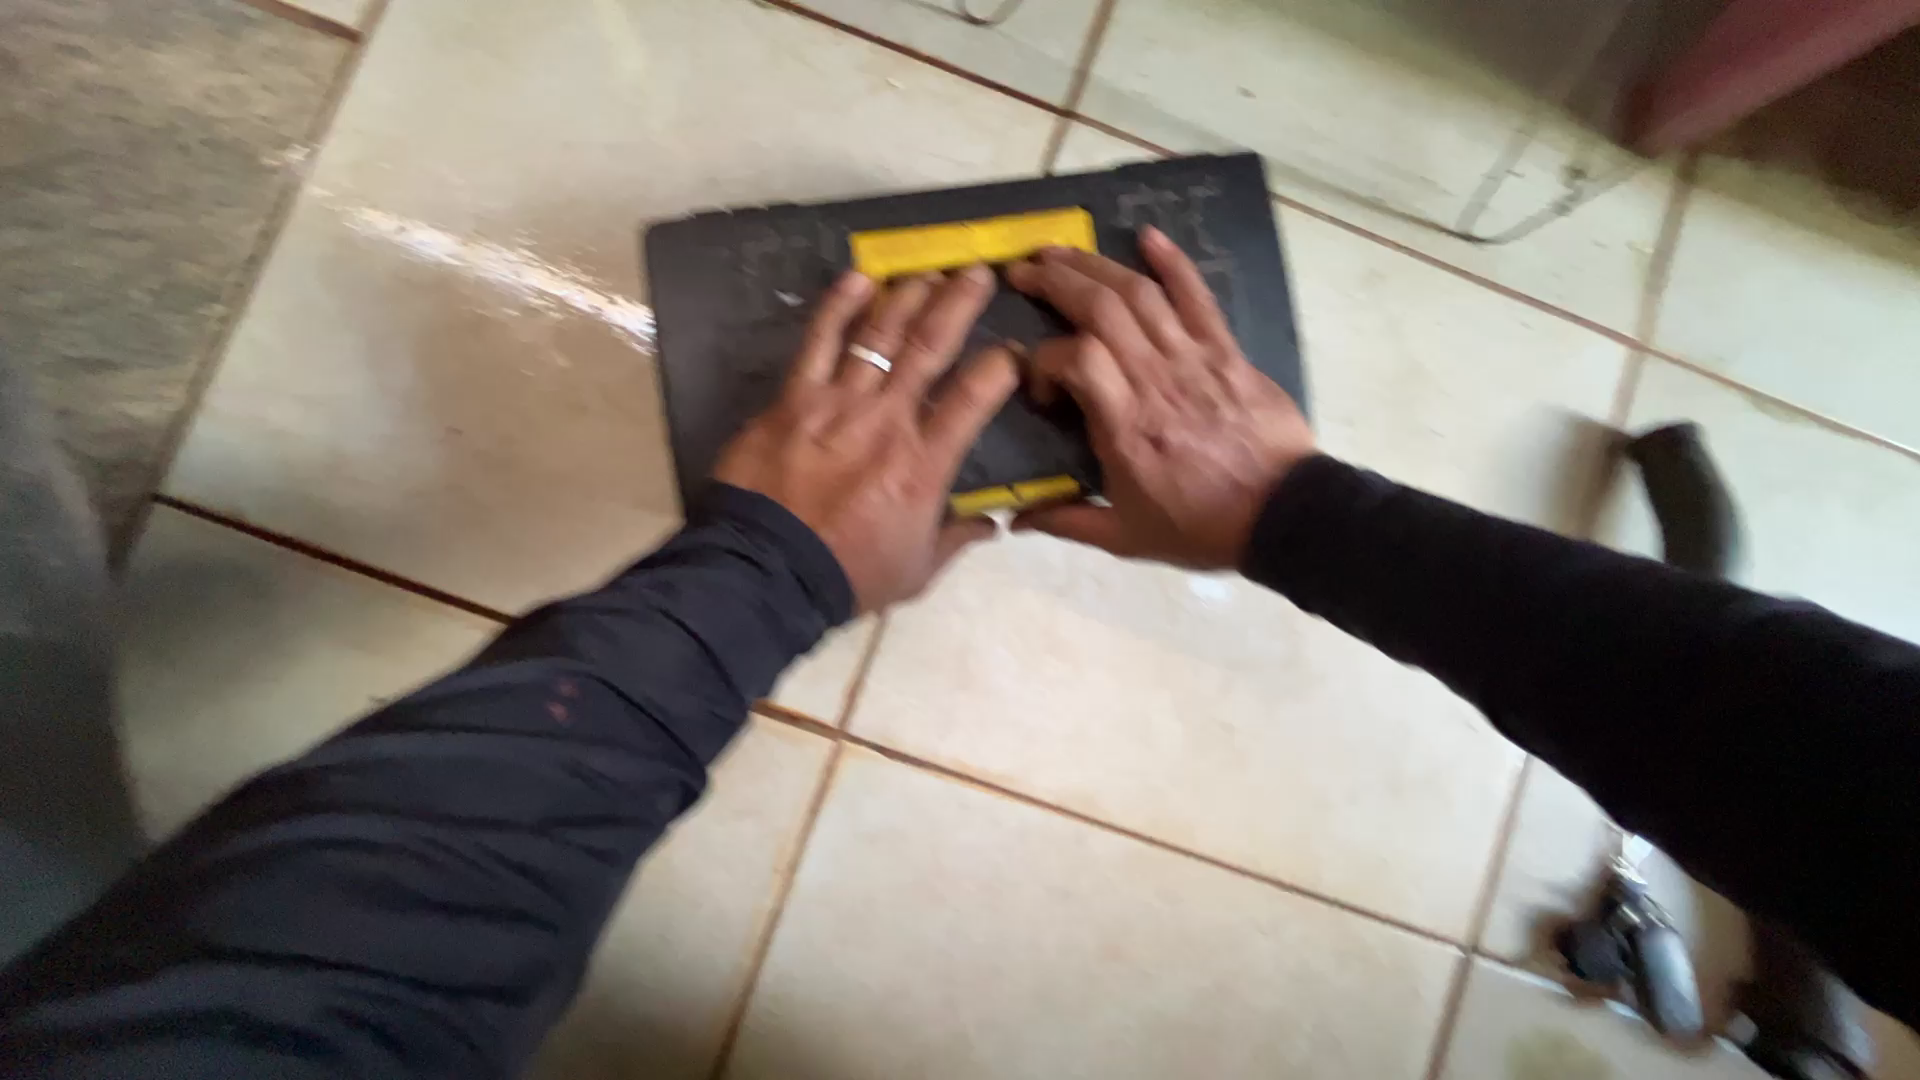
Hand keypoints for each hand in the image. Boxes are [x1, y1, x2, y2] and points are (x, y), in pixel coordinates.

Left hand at [714, 265, 1018, 612]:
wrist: (767, 573)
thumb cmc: (850, 574)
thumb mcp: (918, 569)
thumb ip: (958, 538)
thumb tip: (994, 523)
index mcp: (924, 463)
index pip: (974, 397)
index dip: (1002, 366)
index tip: (1014, 351)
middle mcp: (887, 420)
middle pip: (929, 348)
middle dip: (958, 304)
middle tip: (977, 273)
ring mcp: (837, 403)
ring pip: (878, 335)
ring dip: (907, 298)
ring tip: (928, 272)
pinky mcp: (793, 399)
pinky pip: (818, 342)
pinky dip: (838, 307)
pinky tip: (859, 279)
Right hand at [1004, 226, 1313, 569]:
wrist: (1284, 516)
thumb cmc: (1200, 527)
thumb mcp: (1125, 537)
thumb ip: (1067, 522)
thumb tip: (1015, 520)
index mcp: (1126, 426)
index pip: (1075, 359)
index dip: (1044, 361)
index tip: (1039, 387)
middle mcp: (1155, 380)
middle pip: (1101, 309)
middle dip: (1056, 282)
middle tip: (1022, 271)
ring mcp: (1193, 359)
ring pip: (1140, 294)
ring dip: (1095, 265)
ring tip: (1060, 251)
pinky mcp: (1225, 351)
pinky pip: (1197, 296)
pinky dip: (1173, 262)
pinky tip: (1147, 237)